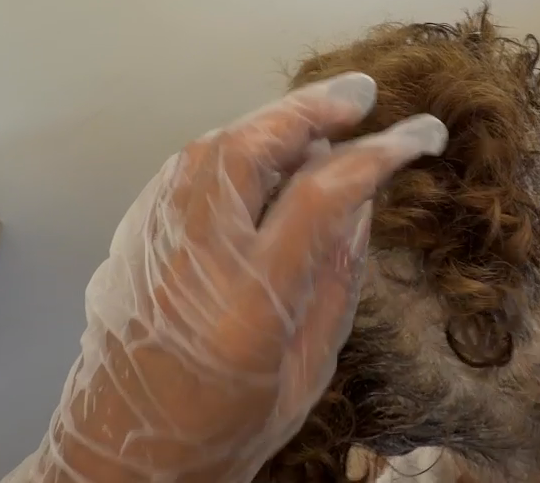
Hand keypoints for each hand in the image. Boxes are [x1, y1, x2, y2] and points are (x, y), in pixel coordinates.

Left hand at [18, 74, 446, 482]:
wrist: (120, 456)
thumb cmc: (225, 425)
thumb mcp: (310, 364)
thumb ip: (340, 272)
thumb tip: (364, 194)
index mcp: (249, 300)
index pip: (323, 194)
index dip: (379, 154)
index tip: (419, 137)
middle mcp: (194, 252)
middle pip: (256, 144)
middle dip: (316, 109)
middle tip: (362, 94)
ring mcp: (154, 233)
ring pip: (222, 141)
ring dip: (279, 119)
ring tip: (327, 112)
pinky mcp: (135, 225)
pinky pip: (197, 162)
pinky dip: (242, 142)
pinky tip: (271, 149)